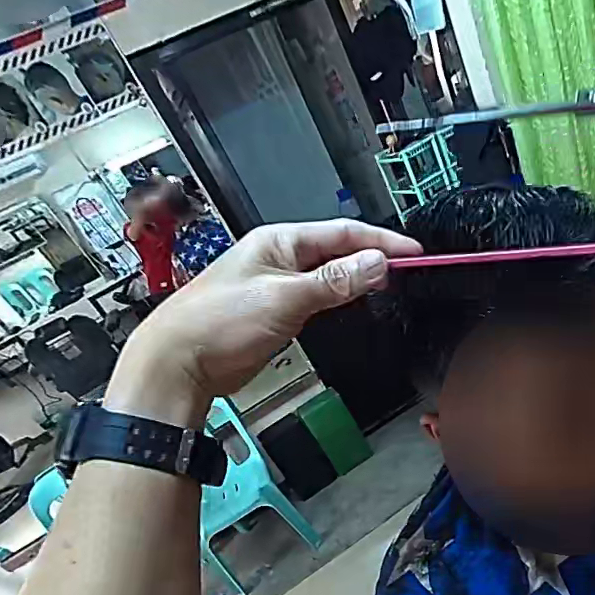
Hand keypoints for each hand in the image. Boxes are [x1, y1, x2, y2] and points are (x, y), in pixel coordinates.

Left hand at [105, 219, 420, 424]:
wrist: (181, 362)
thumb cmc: (217, 322)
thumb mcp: (285, 297)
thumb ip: (334, 281)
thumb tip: (376, 263)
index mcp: (280, 241)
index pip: (343, 232)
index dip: (382, 241)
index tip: (413, 252)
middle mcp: (281, 258)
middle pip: (339, 250)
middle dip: (374, 257)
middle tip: (408, 270)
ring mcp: (281, 284)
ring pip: (332, 274)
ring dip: (360, 277)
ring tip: (389, 283)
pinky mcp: (280, 309)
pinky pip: (321, 295)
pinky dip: (343, 297)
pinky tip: (356, 301)